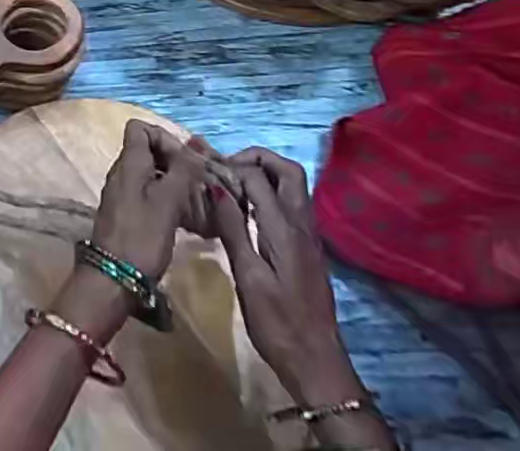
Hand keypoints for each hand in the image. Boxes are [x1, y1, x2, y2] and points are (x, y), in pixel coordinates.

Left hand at [91, 120, 212, 280]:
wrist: (115, 276)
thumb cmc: (141, 235)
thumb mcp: (167, 201)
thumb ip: (182, 170)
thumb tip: (194, 145)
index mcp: (129, 163)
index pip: (140, 128)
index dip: (165, 137)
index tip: (187, 159)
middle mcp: (123, 172)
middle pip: (149, 150)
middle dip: (177, 160)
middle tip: (201, 182)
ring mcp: (124, 192)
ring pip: (153, 173)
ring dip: (176, 182)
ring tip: (201, 201)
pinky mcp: (129, 212)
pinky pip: (151, 194)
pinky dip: (170, 199)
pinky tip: (190, 219)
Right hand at [211, 148, 358, 401]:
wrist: (315, 361)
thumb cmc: (276, 322)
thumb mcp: (247, 275)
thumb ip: (232, 227)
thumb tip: (215, 185)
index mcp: (284, 229)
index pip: (258, 176)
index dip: (229, 167)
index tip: (204, 173)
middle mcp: (301, 225)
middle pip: (288, 170)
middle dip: (255, 158)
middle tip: (224, 168)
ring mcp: (308, 235)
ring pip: (292, 185)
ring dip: (262, 173)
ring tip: (229, 185)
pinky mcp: (306, 246)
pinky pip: (290, 203)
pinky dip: (268, 192)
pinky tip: (244, 209)